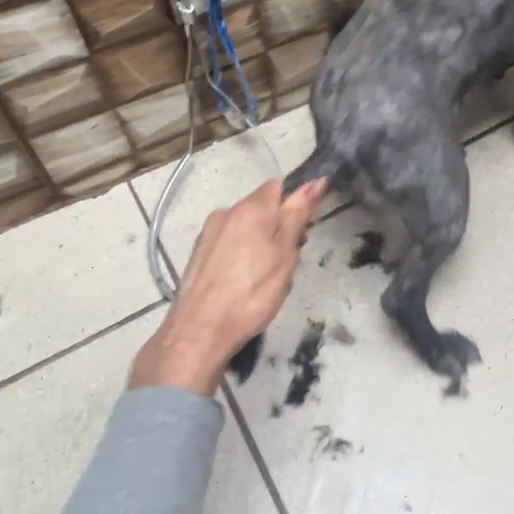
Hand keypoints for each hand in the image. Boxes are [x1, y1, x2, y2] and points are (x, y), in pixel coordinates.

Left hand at [129, 177, 327, 395]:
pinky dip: (240, 255)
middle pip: (262, 208)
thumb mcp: (285, 254)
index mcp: (250, 208)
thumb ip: (298, 215)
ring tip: (264, 278)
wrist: (200, 333)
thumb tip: (316, 181)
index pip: (280, 187)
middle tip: (287, 262)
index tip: (302, 234)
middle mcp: (226, 212)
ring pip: (245, 227)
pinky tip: (242, 283)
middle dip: (278, 227)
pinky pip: (229, 243)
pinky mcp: (198, 254)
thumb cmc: (252, 294)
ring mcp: (208, 233)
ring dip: (259, 242)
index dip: (295, 206)